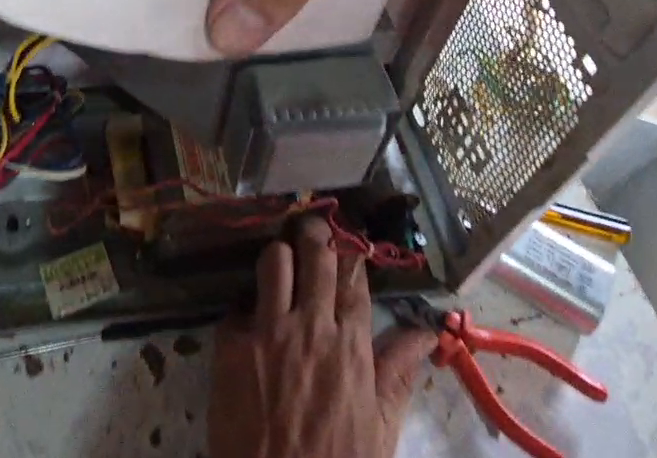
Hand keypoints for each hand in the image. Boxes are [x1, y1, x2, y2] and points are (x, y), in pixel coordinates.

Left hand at [208, 217, 438, 457]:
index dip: (351, 253)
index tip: (348, 240)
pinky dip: (246, 304)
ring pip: (273, 261)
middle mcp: (309, 326)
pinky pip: (237, 303)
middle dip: (314, 234)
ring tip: (281, 262)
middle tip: (311, 229)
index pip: (354, 278)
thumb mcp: (381, 427)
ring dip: (279, 256)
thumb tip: (427, 332)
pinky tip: (250, 316)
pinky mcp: (229, 341)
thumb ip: (400, 372)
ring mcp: (266, 330)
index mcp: (351, 346)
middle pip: (314, 254)